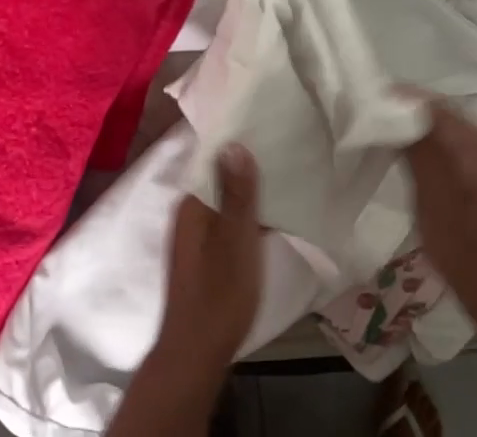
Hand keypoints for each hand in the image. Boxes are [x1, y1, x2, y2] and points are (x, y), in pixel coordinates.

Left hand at [159, 143, 263, 366]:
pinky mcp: (208, 254)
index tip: (266, 124)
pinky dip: (249, 215)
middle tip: (285, 143)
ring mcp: (197, 235)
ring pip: (227, 201)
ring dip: (251, 190)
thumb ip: (237, 196)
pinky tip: (275, 213)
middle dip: (248, 163)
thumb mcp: (235, 243)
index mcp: (192, 205)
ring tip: (286, 171)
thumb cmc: (218, 296)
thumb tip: (234, 144)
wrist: (196, 353)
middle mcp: (189, 214)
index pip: (213, 158)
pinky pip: (229, 221)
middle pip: (220, 178)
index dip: (237, 141)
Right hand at [404, 104, 476, 331]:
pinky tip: (419, 148)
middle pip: (456, 120)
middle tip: (382, 108)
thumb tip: (400, 117)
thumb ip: (421, 157)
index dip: (411, 103)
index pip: (447, 116)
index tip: (379, 96)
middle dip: (418, 111)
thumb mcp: (435, 204)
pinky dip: (441, 143)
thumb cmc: (464, 256)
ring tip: (394, 123)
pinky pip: (466, 149)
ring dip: (428, 126)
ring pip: (460, 133)